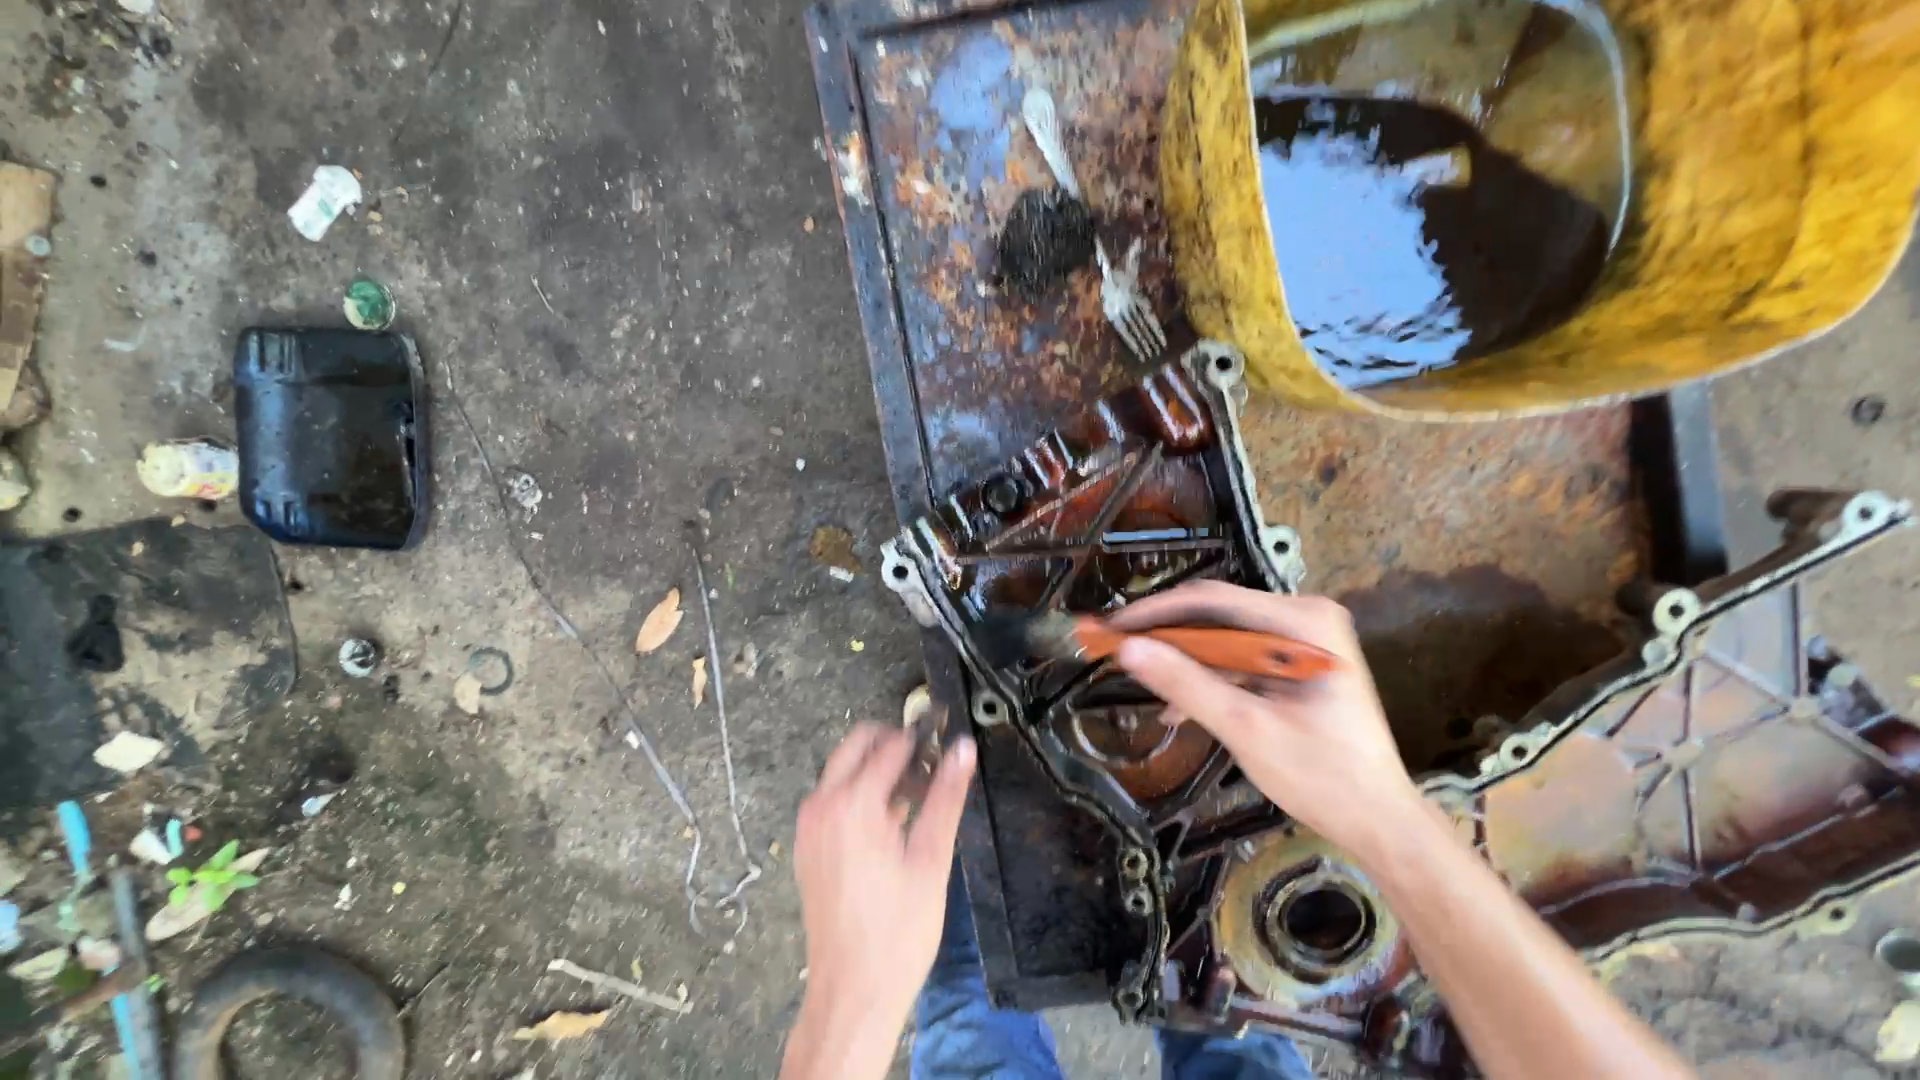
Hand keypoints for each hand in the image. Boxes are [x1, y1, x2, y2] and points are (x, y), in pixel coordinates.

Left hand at [782, 723, 975, 1079]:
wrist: (853, 991)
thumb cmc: (899, 930)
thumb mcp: (932, 858)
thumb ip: (946, 795)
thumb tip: (964, 748)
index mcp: (853, 802)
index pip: (891, 744)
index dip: (922, 737)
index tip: (947, 742)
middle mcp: (821, 804)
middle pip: (857, 744)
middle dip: (894, 745)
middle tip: (931, 766)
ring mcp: (808, 825)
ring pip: (843, 770)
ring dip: (876, 770)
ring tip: (917, 798)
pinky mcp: (805, 845)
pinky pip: (832, 798)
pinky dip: (859, 794)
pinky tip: (890, 823)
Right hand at [1110, 581, 1421, 863]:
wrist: (1378, 819)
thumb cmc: (1322, 775)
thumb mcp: (1246, 728)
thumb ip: (1187, 684)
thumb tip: (1128, 650)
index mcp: (1303, 622)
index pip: (1212, 600)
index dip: (1155, 612)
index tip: (1111, 628)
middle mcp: (1304, 618)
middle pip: (1217, 615)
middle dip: (1166, 637)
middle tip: (1116, 651)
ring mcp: (1302, 641)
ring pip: (1224, 638)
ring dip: (1184, 662)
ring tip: (1144, 685)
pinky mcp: (1297, 664)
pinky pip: (1240, 659)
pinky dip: (1209, 679)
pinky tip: (1180, 706)